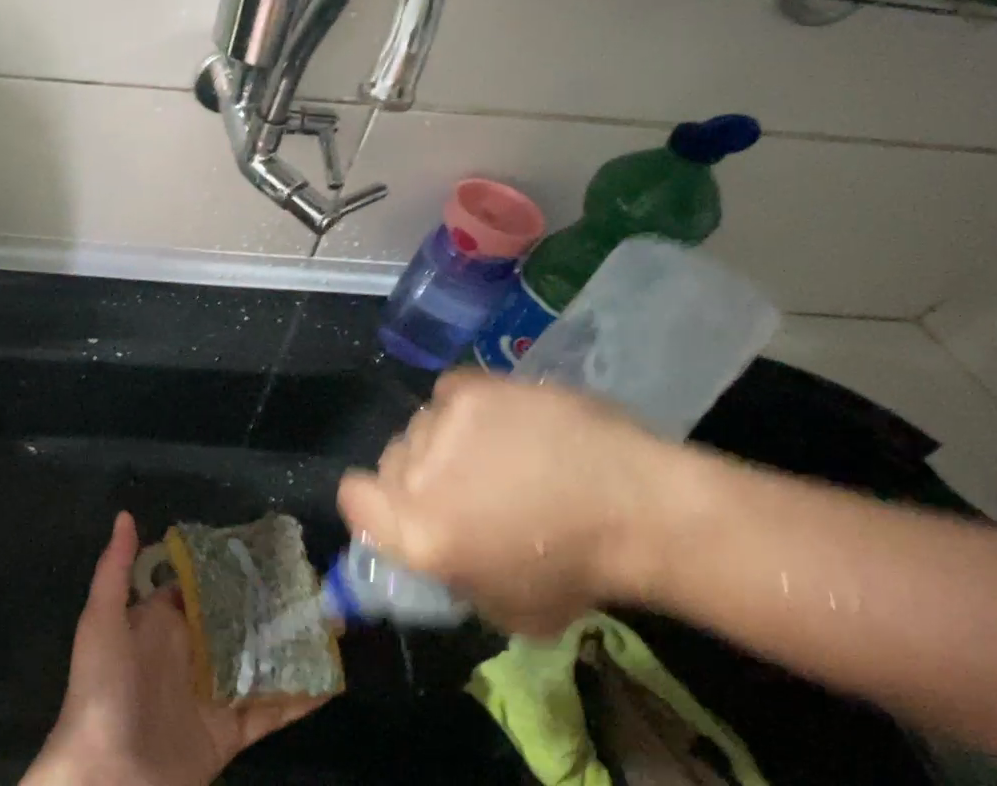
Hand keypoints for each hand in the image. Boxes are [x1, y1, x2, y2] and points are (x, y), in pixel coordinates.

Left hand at [23, 512, 326, 785]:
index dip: (228, 571)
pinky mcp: (229, 732)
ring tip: (333, 624)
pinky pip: (269, 711)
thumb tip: (126, 515)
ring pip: (259, 664)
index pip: (198, 590)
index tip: (267, 549)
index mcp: (158, 625)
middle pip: (235, 624)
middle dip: (269, 606)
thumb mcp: (100, 622)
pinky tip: (331, 679)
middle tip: (314, 584)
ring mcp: (211, 695)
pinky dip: (299, 698)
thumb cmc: (102, 691)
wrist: (109, 778)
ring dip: (292, 647)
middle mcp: (188, 655)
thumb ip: (115, 570)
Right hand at [336, 371, 679, 636]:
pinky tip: (504, 421)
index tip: (405, 508)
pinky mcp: (475, 389)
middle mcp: (418, 475)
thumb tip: (433, 554)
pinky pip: (448, 392)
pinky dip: (468, 406)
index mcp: (418, 533)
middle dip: (420, 475)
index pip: (352, 498)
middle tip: (469, 488)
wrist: (644, 510)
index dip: (373, 503)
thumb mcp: (503, 608)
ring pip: (421, 426)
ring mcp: (444, 426)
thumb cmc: (578, 571)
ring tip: (503, 453)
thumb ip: (450, 576)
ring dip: (449, 441)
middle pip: (390, 460)